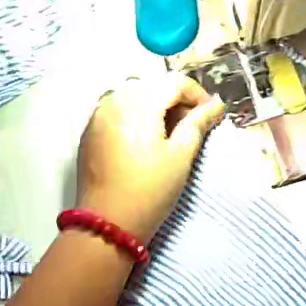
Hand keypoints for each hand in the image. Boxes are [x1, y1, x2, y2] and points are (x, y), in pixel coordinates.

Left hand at [75, 74, 225, 241]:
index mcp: (139, 100)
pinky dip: (135, 118)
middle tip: (192, 128)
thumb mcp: (181, 156)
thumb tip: (216, 104)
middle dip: (176, 101)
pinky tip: (144, 144)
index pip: (175, 82)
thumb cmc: (150, 189)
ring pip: (133, 97)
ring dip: (155, 108)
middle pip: (153, 86)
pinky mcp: (89, 132)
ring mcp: (97, 114)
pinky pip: (117, 112)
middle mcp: (114, 98)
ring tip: (168, 136)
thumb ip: (198, 123)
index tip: (212, 116)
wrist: (107, 223)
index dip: (198, 95)